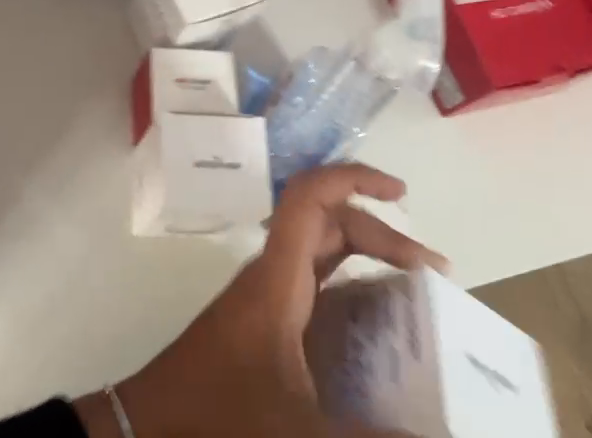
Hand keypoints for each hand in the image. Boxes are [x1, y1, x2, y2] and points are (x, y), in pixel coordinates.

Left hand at [75, 164, 447, 437]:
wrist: (156, 422)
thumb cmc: (221, 413)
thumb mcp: (299, 429)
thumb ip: (370, 436)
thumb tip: (436, 435)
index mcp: (277, 278)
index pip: (310, 198)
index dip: (353, 179)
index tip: (400, 192)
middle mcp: (272, 274)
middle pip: (327, 224)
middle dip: (381, 233)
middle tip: (432, 271)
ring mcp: (266, 294)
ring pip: (319, 250)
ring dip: (365, 254)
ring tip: (414, 286)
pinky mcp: (263, 318)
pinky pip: (313, 281)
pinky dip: (349, 284)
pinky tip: (378, 322)